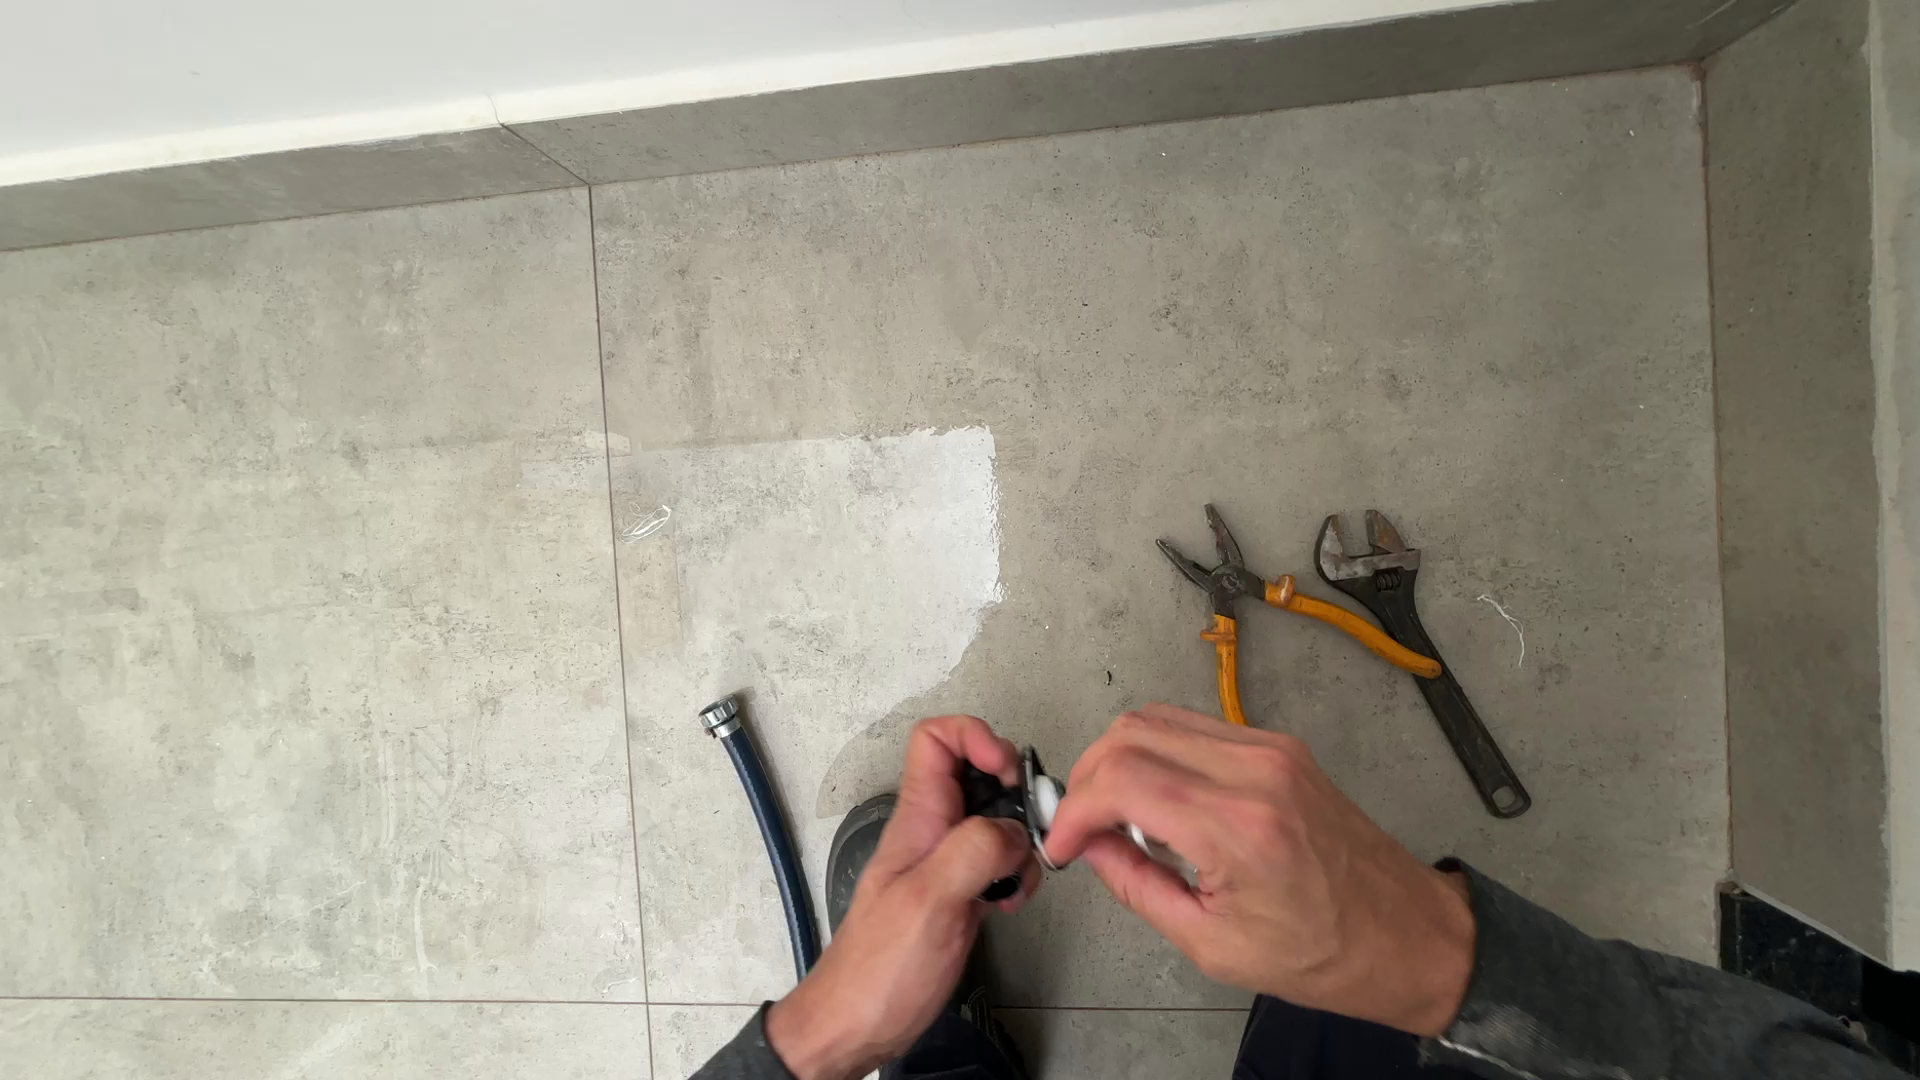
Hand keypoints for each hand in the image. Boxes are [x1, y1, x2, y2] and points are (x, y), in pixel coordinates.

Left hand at [766, 715, 1039, 1079]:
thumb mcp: (930, 900)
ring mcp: (947, 857)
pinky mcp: (961, 887)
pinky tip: (1010, 900)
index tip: (1004, 770)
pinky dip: (1015, 871)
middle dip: (1012, 790)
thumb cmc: (882, 967)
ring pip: (994, 817)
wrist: (858, 1025)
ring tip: (1019, 875)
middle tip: (1029, 828)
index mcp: (918, 816)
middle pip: (976, 772)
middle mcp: (934, 827)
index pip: (936, 738)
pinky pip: (997, 858)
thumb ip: (973, 851)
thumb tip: (1013, 830)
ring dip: (1019, 838)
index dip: (974, 737)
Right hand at [1043, 704, 1474, 1035]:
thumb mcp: (1212, 944)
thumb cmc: (1320, 955)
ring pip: (1153, 717)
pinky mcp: (1273, 741)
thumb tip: (1090, 843)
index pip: (1122, 779)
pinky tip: (1155, 792)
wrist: (1410, 934)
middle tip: (1082, 823)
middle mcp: (1250, 768)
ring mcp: (1265, 745)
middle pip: (1129, 733)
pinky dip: (1152, 749)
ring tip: (1113, 808)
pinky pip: (1188, 724)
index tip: (1064, 840)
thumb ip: (1136, 885)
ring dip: (1115, 757)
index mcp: (1237, 826)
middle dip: (1088, 775)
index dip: (1077, 807)